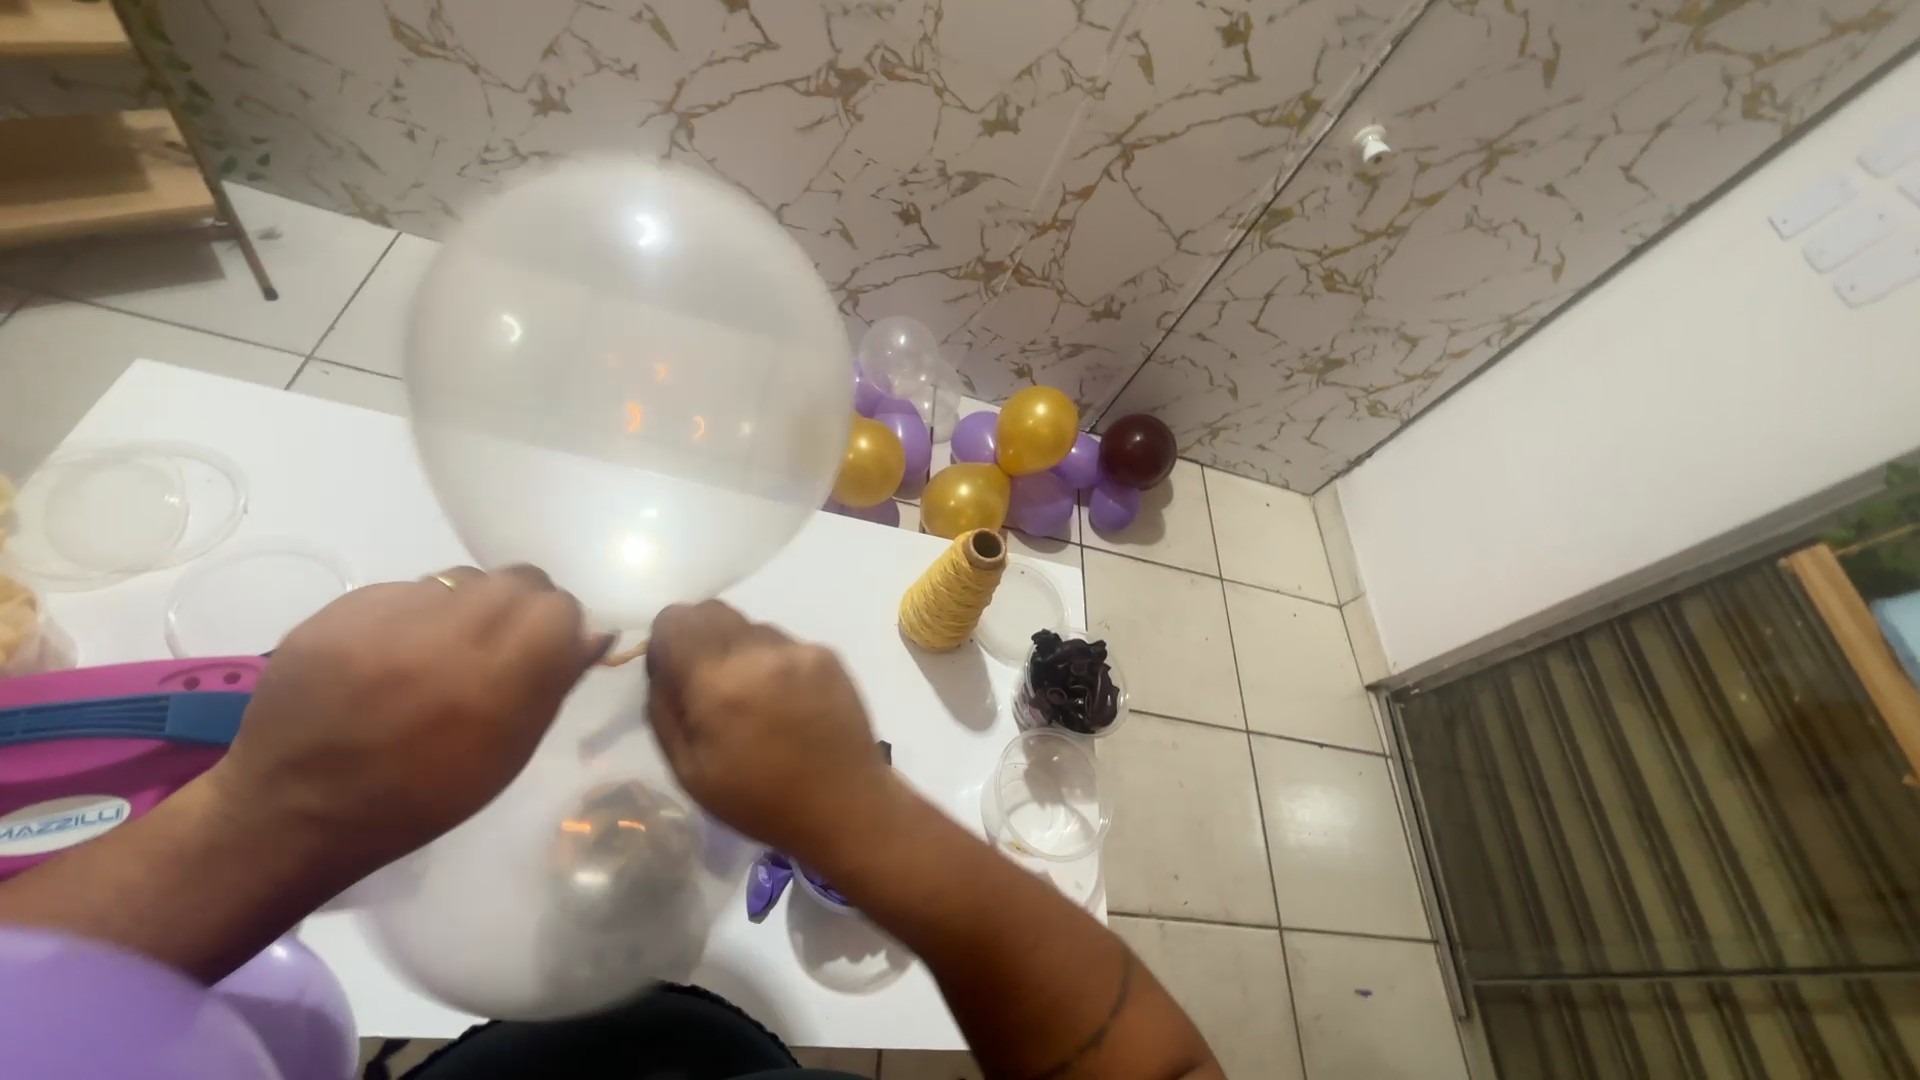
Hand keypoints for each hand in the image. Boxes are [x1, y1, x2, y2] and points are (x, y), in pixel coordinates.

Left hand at [207, 565, 606, 882]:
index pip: (558, 607)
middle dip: (523, 606)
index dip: (560, 627)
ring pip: (464, 579)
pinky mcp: (341, 610)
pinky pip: (408, 589)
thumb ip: (554, 683)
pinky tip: (394, 654)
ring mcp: (386, 619)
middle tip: (500, 644)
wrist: (293, 809)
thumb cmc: (424, 794)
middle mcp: (444, 637)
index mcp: (493, 682)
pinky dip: (416, 614)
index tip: (546, 650)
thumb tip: (594, 633)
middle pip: (519, 579)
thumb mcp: (509, 752)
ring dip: (469, 607)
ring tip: (441, 651)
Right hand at [646, 600, 895, 867]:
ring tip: (753, 699)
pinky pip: (783, 642)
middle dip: (698, 640)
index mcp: (718, 683)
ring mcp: (799, 649)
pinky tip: (786, 701)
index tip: (674, 676)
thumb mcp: (688, 770)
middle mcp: (760, 653)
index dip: (665, 643)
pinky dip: (772, 661)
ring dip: (737, 650)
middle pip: (711, 611)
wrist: (845, 803)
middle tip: (709, 687)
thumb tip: (661, 664)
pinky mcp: (828, 653)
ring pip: (749, 626)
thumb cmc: (759, 800)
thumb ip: (664, 707)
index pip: (676, 619)